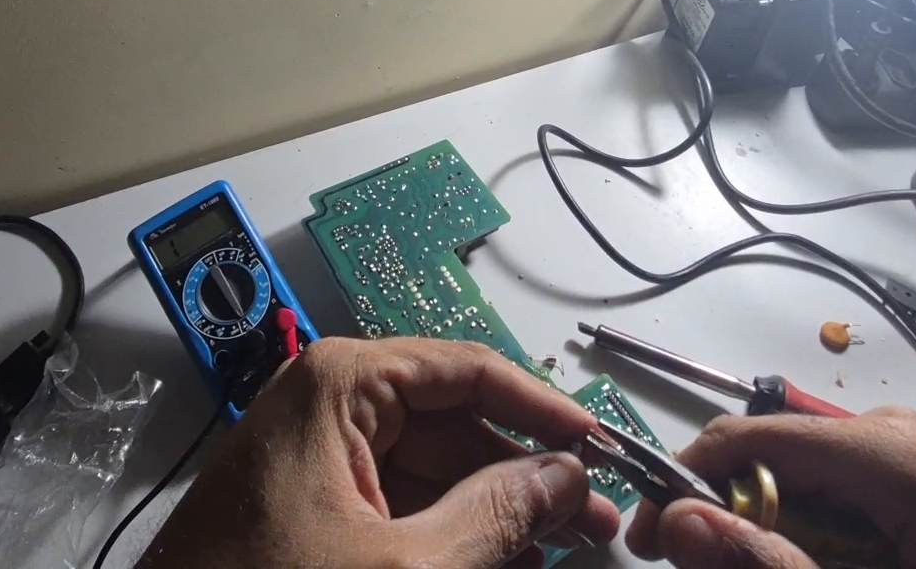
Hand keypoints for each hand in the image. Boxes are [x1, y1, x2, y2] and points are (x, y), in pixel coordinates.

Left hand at [137, 337, 622, 568]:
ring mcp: (323, 451)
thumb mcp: (405, 565)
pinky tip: (504, 556)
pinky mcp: (317, 502)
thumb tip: (566, 474)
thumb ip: (495, 514)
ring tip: (565, 540)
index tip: (598, 443)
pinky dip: (452, 530)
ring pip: (432, 465)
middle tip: (595, 515)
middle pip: (452, 420)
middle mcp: (333, 399)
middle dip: (522, 470)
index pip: (463, 367)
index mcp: (344, 380)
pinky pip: (401, 500)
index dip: (538, 405)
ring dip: (495, 506)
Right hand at [625, 407, 915, 568]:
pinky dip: (814, 536)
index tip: (649, 538)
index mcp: (888, 454)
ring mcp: (909, 454)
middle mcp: (892, 434)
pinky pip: (836, 494)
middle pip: (772, 460)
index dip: (686, 481)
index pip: (748, 438)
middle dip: (737, 519)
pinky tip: (825, 566)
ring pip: (800, 480)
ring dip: (776, 534)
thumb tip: (675, 525)